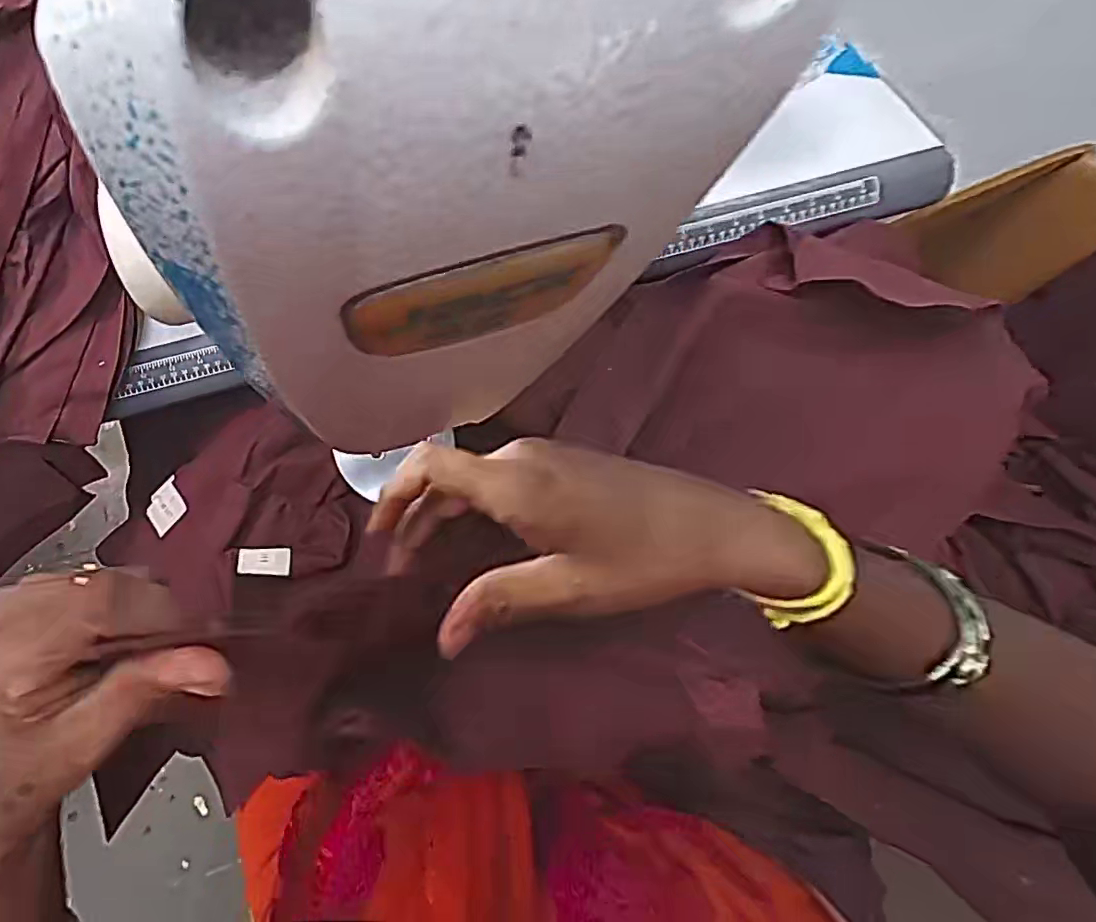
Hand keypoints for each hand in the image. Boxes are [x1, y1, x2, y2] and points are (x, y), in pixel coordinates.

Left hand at [0, 571, 229, 847]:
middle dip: (154, 612)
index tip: (199, 633)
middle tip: (182, 648)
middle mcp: (7, 616)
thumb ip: (147, 690)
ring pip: (107, 576)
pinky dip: (122, 604)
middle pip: (107, 584)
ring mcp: (16, 598)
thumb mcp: (89, 742)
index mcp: (11, 655)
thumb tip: (208, 663)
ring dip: (140, 608)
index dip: (158, 610)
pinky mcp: (30, 591)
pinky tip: (121, 639)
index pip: (100, 600)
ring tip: (146, 651)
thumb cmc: (27, 771)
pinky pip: (96, 578)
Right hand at [369, 438, 824, 656]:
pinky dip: (471, 509)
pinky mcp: (555, 461)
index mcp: (513, 480)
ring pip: (467, 479)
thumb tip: (443, 640)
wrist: (716, 524)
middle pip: (441, 474)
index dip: (392, 495)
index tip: (378, 538)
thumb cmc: (640, 559)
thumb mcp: (564, 588)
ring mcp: (538, 454)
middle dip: (413, 518)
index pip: (427, 464)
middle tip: (402, 570)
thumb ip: (495, 602)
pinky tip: (474, 545)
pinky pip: (494, 479)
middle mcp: (516, 456)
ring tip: (430, 565)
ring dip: (442, 516)